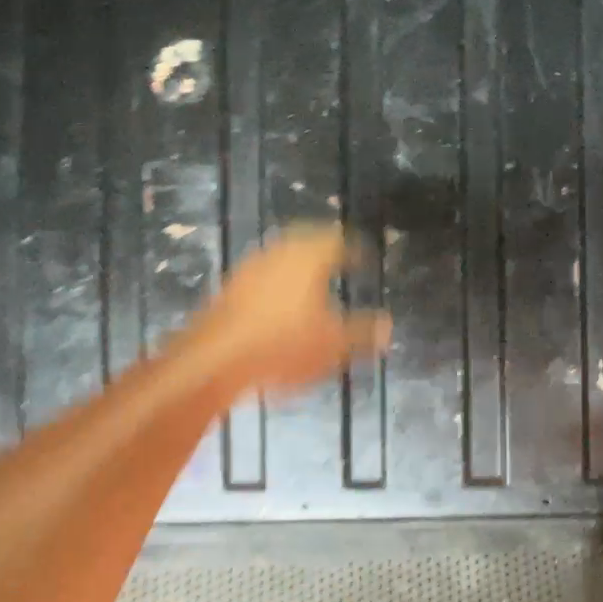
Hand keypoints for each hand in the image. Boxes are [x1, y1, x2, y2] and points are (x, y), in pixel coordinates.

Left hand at [188, 223, 391, 390]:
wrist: (215, 361)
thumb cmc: (283, 347)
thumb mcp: (334, 345)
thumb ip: (363, 333)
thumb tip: (387, 325)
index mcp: (309, 256)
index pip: (338, 240)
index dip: (355, 249)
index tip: (365, 258)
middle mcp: (278, 253)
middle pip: (306, 241)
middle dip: (325, 250)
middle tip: (340, 261)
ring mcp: (249, 268)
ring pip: (281, 258)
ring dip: (298, 267)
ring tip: (314, 283)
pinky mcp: (228, 289)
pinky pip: (262, 277)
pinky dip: (278, 284)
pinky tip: (282, 305)